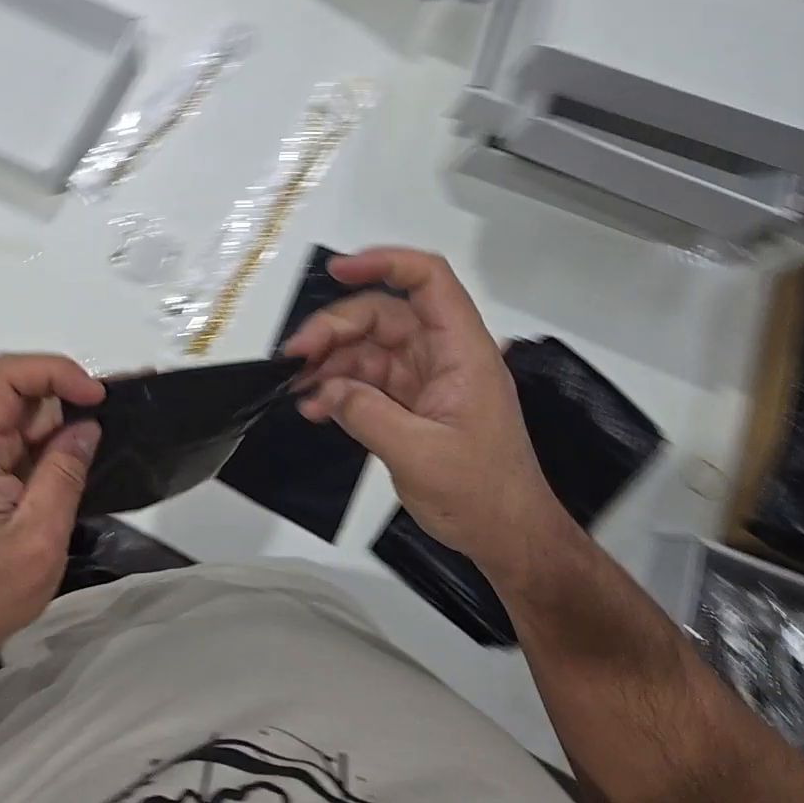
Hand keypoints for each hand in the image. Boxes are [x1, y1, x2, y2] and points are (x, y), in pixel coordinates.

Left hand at [0, 354, 104, 674]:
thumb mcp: (39, 536)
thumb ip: (64, 473)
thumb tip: (86, 427)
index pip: (8, 376)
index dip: (56, 372)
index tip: (96, 397)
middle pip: (17, 391)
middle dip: (65, 400)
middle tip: (112, 419)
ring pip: (21, 413)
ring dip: (59, 426)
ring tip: (99, 444)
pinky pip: (16, 437)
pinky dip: (48, 444)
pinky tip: (76, 459)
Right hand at [281, 248, 566, 577]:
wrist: (508, 539)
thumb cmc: (481, 495)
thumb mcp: (420, 454)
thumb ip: (366, 413)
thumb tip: (326, 388)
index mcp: (462, 352)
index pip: (429, 281)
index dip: (385, 263)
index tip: (338, 270)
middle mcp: (441, 355)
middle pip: (382, 315)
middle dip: (335, 329)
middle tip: (295, 358)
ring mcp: (423, 378)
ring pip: (367, 347)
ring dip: (328, 362)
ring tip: (297, 389)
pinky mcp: (408, 403)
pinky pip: (365, 380)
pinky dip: (337, 388)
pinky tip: (314, 407)